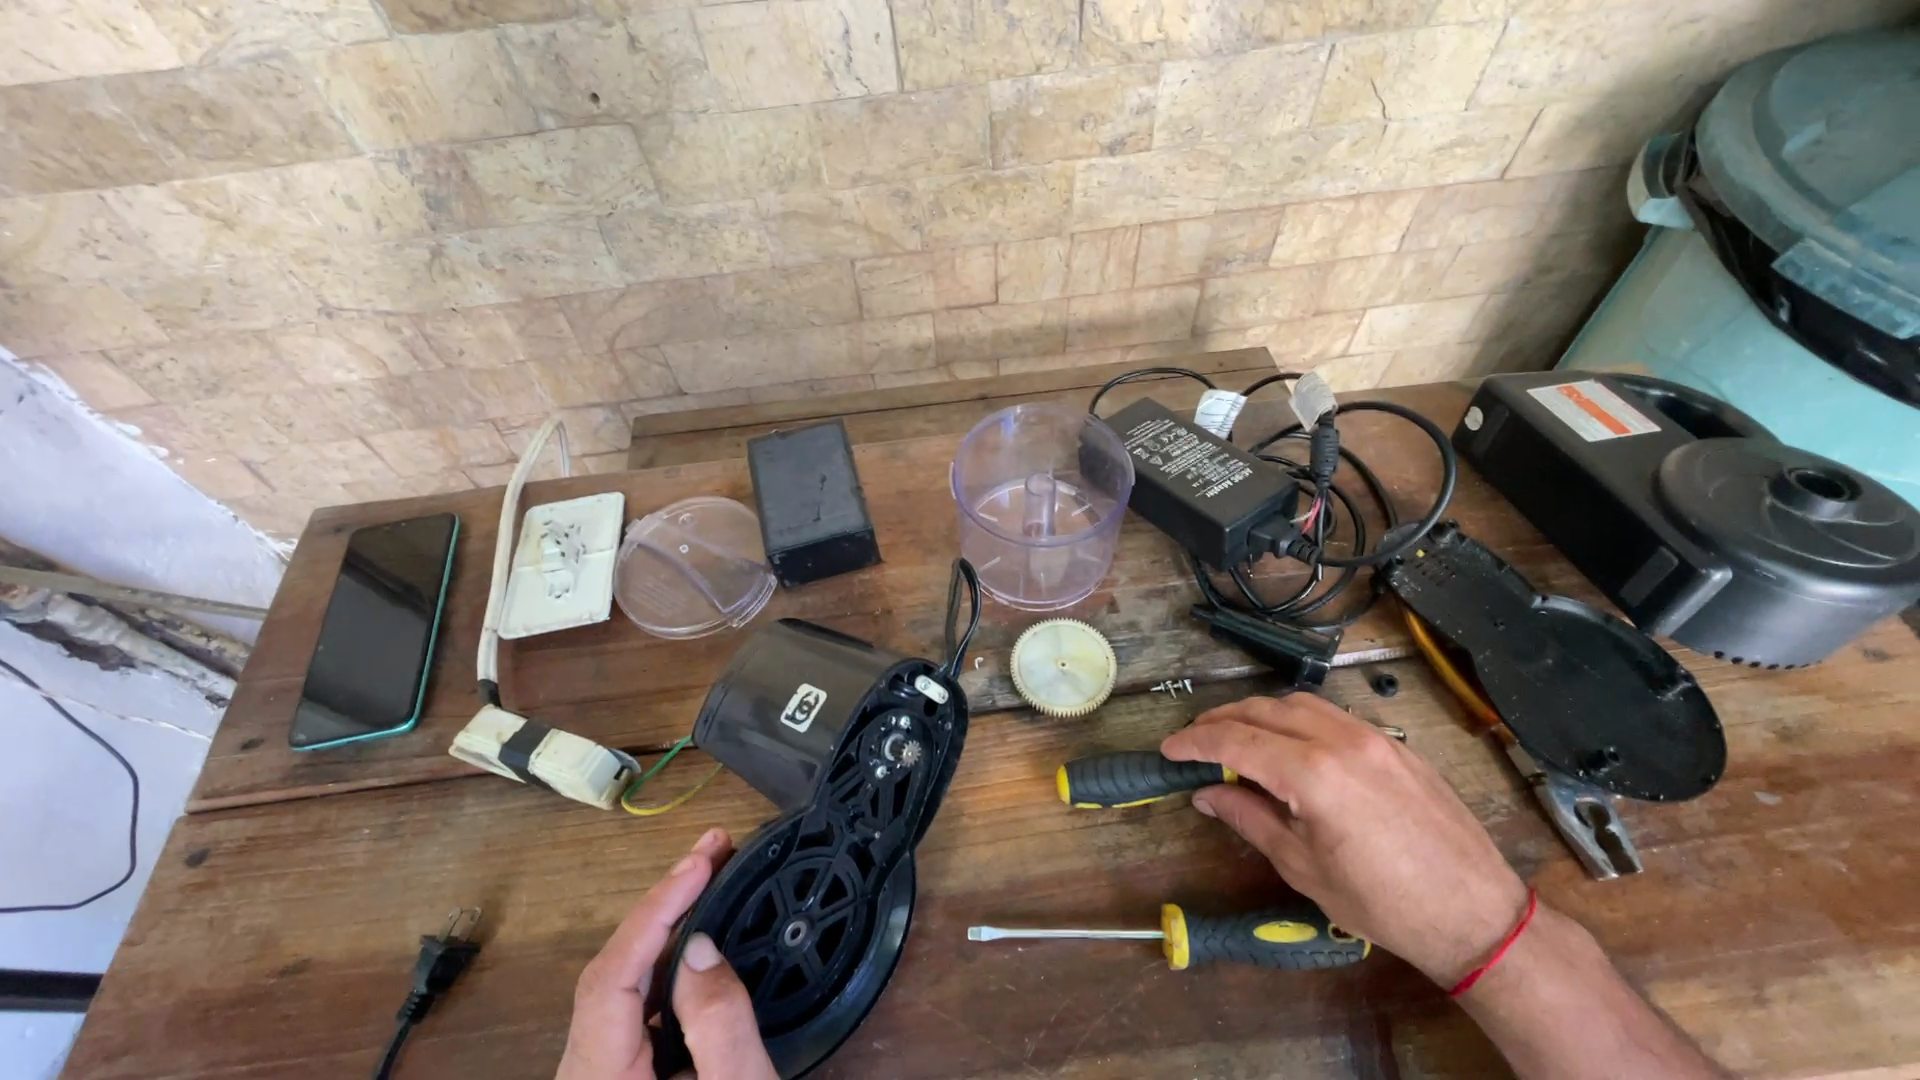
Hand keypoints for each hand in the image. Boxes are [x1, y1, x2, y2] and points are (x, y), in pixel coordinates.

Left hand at [557, 828, 775, 1079]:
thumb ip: (721, 1022)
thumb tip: (703, 944)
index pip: (612, 975)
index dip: (656, 908)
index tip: (702, 861)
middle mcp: (585, 1076)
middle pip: (612, 970)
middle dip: (664, 901)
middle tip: (714, 850)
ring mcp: (598, 1077)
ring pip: (623, 984)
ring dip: (667, 924)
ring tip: (711, 874)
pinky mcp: (618, 1078)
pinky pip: (636, 1006)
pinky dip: (667, 960)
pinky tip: (699, 935)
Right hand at [1161, 694, 1528, 985]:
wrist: (1477, 915)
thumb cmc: (1382, 903)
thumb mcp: (1303, 867)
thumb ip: (1250, 818)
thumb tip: (1206, 794)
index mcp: (1313, 774)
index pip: (1236, 741)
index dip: (1195, 742)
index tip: (1168, 749)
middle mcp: (1341, 740)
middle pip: (1263, 711)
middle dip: (1220, 721)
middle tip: (1193, 741)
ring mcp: (1373, 737)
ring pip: (1298, 704)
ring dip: (1258, 714)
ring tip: (1235, 737)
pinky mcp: (1395, 745)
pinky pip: (1332, 715)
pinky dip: (1296, 719)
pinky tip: (1288, 744)